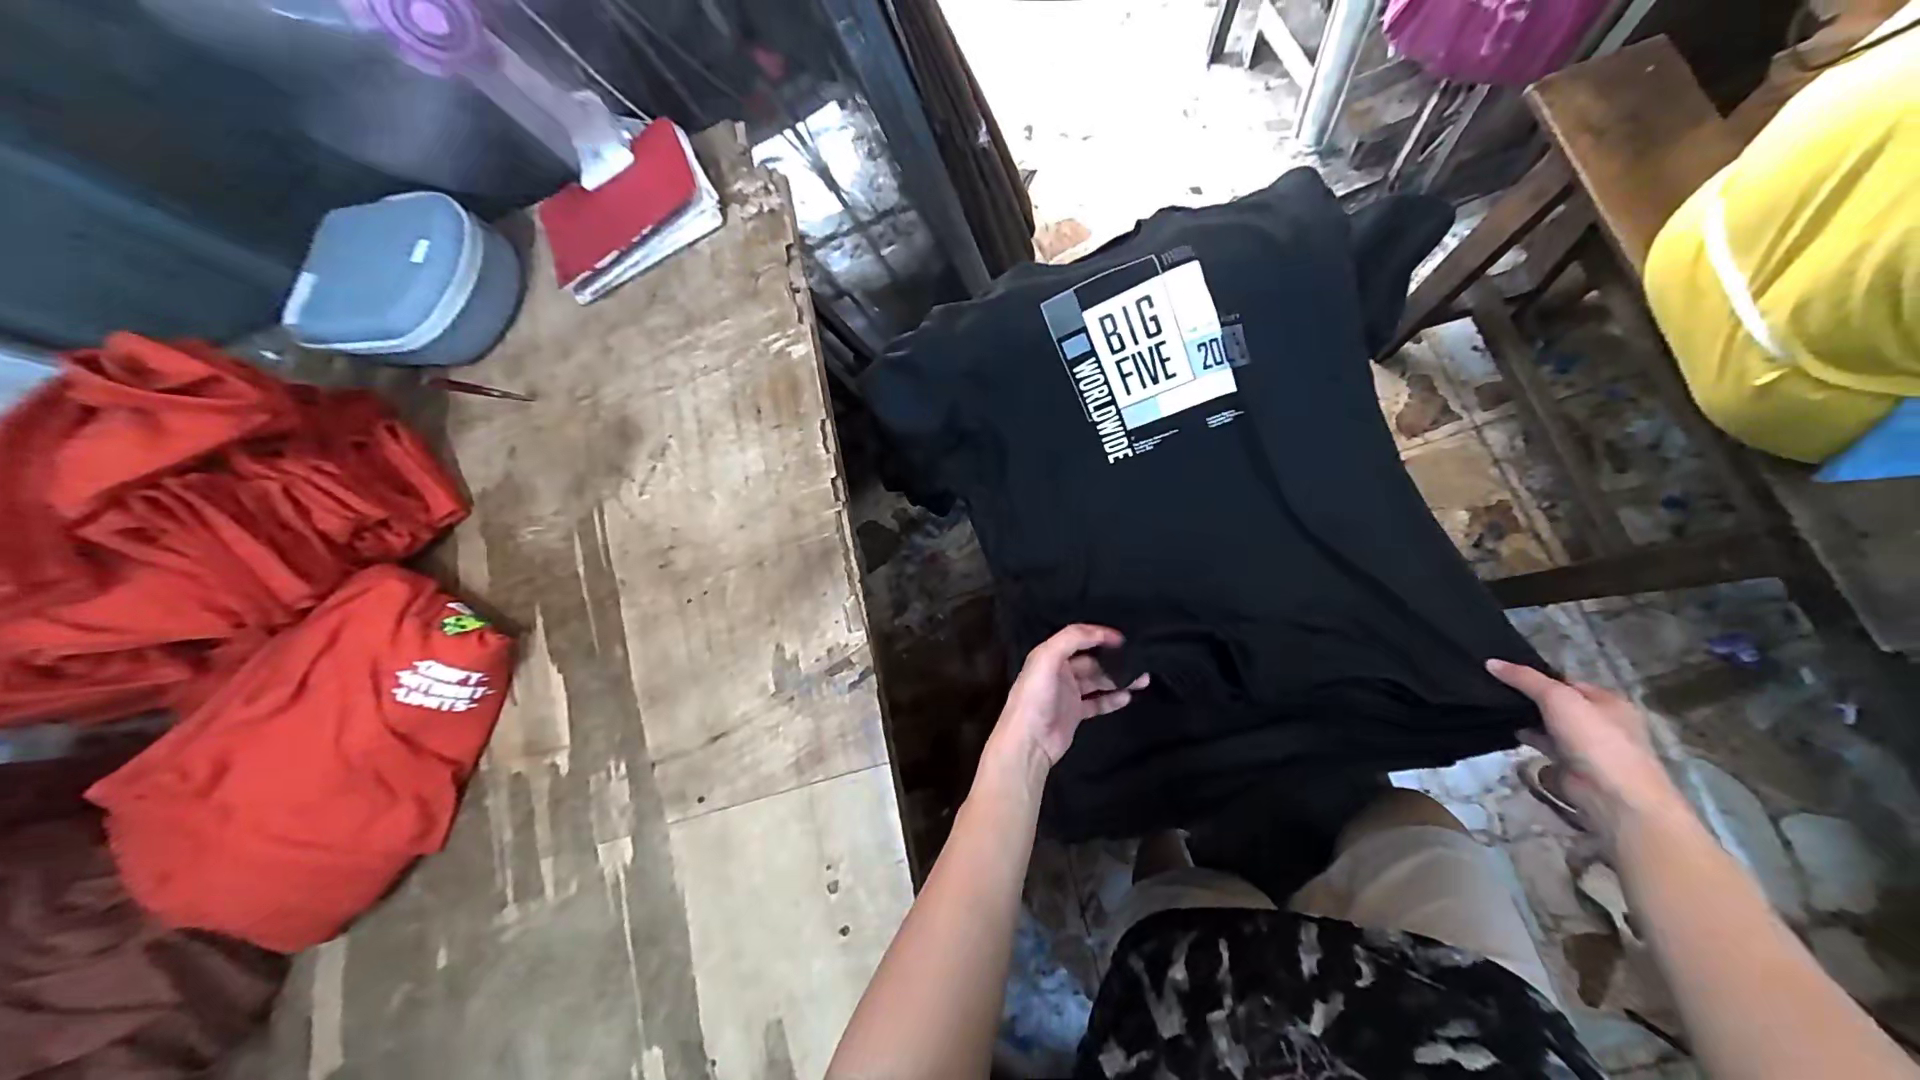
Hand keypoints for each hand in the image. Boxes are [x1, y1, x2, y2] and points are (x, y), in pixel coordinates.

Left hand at [982, 624, 1147, 787]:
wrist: (1028, 742)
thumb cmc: (1035, 697)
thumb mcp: (1046, 659)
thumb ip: (1071, 640)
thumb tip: (1101, 633)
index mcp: (1048, 655)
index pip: (1077, 638)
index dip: (1099, 635)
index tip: (1122, 639)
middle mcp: (1058, 671)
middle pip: (1091, 660)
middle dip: (1113, 660)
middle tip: (1137, 660)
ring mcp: (1068, 693)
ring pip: (1098, 681)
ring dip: (1117, 679)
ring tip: (1140, 679)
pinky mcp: (1075, 713)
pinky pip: (1098, 702)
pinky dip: (1112, 699)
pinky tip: (1127, 696)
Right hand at [1486, 659, 1688, 838]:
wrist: (1613, 795)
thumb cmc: (1594, 738)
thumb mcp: (1558, 698)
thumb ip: (1524, 679)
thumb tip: (1491, 662)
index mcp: (1609, 702)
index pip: (1567, 682)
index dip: (1537, 677)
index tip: (1503, 673)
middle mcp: (1601, 721)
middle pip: (1557, 703)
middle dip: (1528, 698)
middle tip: (1491, 689)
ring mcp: (1587, 745)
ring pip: (1549, 724)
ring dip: (1525, 719)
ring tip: (1491, 708)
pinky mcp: (1572, 764)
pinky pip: (1544, 744)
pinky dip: (1527, 738)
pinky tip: (1505, 732)